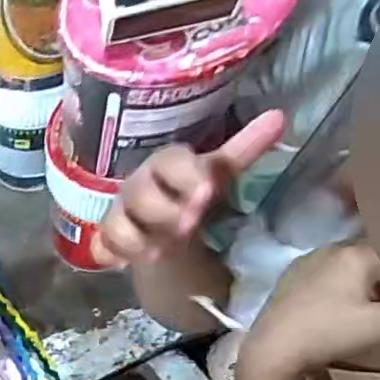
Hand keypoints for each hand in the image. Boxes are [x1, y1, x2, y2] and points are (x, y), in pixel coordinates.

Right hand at [91, 108, 284, 267]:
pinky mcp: (105, 241)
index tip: (208, 192)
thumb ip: (242, 151)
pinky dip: (111, 256)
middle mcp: (136, 186)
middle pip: (138, 193)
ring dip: (135, 240)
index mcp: (165, 164)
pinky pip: (99, 248)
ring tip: (159, 255)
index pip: (169, 160)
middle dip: (162, 211)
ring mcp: (117, 215)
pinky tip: (124, 264)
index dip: (186, 175)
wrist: (164, 226)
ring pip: (114, 224)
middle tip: (187, 228)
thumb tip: (279, 116)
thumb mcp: (218, 175)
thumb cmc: (191, 195)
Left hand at [240, 242, 379, 373]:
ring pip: (350, 269)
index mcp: (356, 252)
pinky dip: (338, 291)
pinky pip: (325, 278)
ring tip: (359, 314)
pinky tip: (333, 313)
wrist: (271, 352)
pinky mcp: (287, 281)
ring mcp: (304, 264)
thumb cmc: (329, 333)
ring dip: (363, 288)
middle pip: (377, 260)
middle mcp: (329, 250)